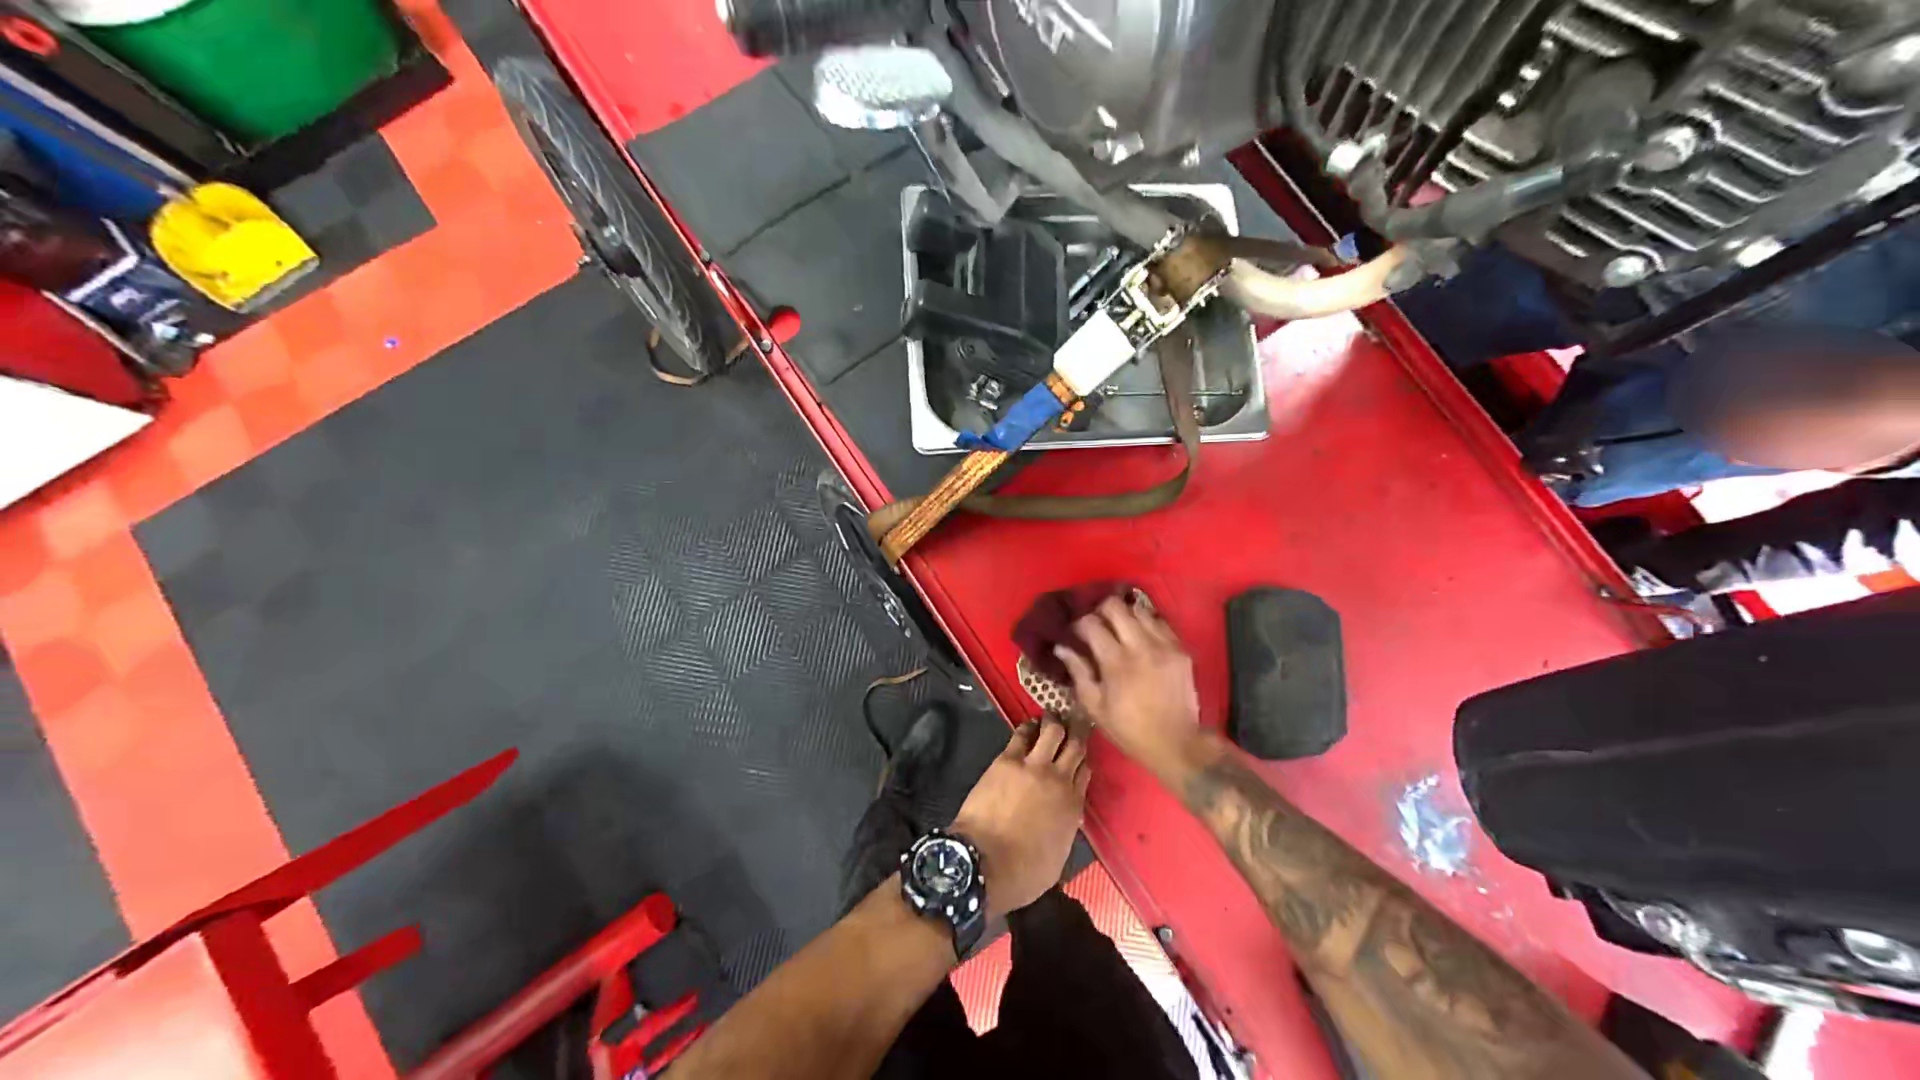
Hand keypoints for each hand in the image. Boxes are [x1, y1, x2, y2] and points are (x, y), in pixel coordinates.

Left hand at [951, 718, 1088, 919]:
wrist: (986, 862)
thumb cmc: (1024, 872)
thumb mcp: (1058, 856)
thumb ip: (1066, 828)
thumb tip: (1066, 817)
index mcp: (1073, 806)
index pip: (1086, 771)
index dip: (1084, 760)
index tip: (1081, 755)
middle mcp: (1059, 780)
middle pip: (1075, 745)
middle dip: (1078, 730)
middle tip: (1077, 717)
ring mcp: (1033, 766)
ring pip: (1052, 732)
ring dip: (1054, 722)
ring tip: (1052, 716)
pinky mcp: (1006, 760)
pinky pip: (1021, 735)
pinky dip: (1028, 727)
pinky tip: (1028, 725)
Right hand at [1055, 594, 1203, 780]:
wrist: (1176, 743)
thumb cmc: (1129, 729)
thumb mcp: (1095, 706)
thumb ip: (1078, 671)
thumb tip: (1061, 647)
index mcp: (1116, 662)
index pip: (1091, 623)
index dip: (1079, 624)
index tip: (1076, 633)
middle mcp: (1141, 646)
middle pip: (1116, 606)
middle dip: (1101, 611)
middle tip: (1097, 625)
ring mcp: (1164, 645)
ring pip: (1140, 609)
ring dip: (1125, 615)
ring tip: (1120, 628)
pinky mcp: (1181, 649)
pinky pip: (1160, 622)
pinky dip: (1147, 624)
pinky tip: (1141, 637)